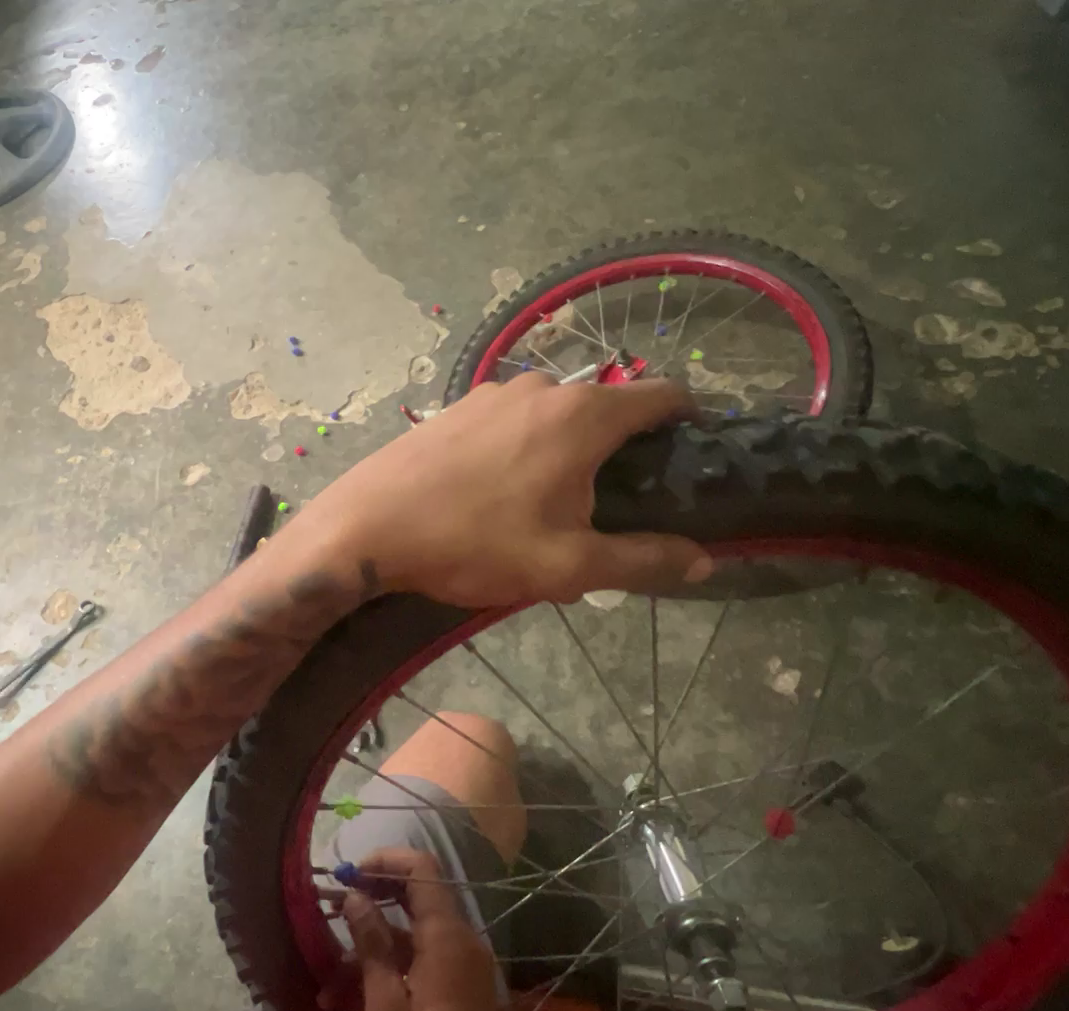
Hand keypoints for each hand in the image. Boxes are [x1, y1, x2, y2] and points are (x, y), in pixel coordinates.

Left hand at [290, 377, 710, 607]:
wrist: (366, 527)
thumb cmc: (473, 543)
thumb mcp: (567, 565)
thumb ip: (642, 560)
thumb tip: (702, 559)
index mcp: (582, 414)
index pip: (663, 396)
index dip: (689, 422)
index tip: (692, 455)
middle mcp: (541, 387)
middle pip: (606, 408)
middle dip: (622, 451)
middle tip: (616, 507)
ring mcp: (491, 393)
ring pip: (554, 417)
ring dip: (567, 452)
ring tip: (552, 508)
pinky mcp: (454, 408)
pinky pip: (510, 423)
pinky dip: (524, 448)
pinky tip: (500, 493)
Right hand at [338, 849, 509, 1010]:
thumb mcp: (386, 1009)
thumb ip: (372, 946)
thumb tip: (355, 895)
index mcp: (449, 938)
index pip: (422, 868)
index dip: (384, 860)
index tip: (347, 873)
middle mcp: (464, 941)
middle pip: (418, 897)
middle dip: (373, 899)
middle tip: (332, 909)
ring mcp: (465, 967)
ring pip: (414, 935)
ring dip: (372, 947)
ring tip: (328, 978)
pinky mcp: (461, 990)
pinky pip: (423, 962)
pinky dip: (391, 969)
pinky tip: (348, 999)